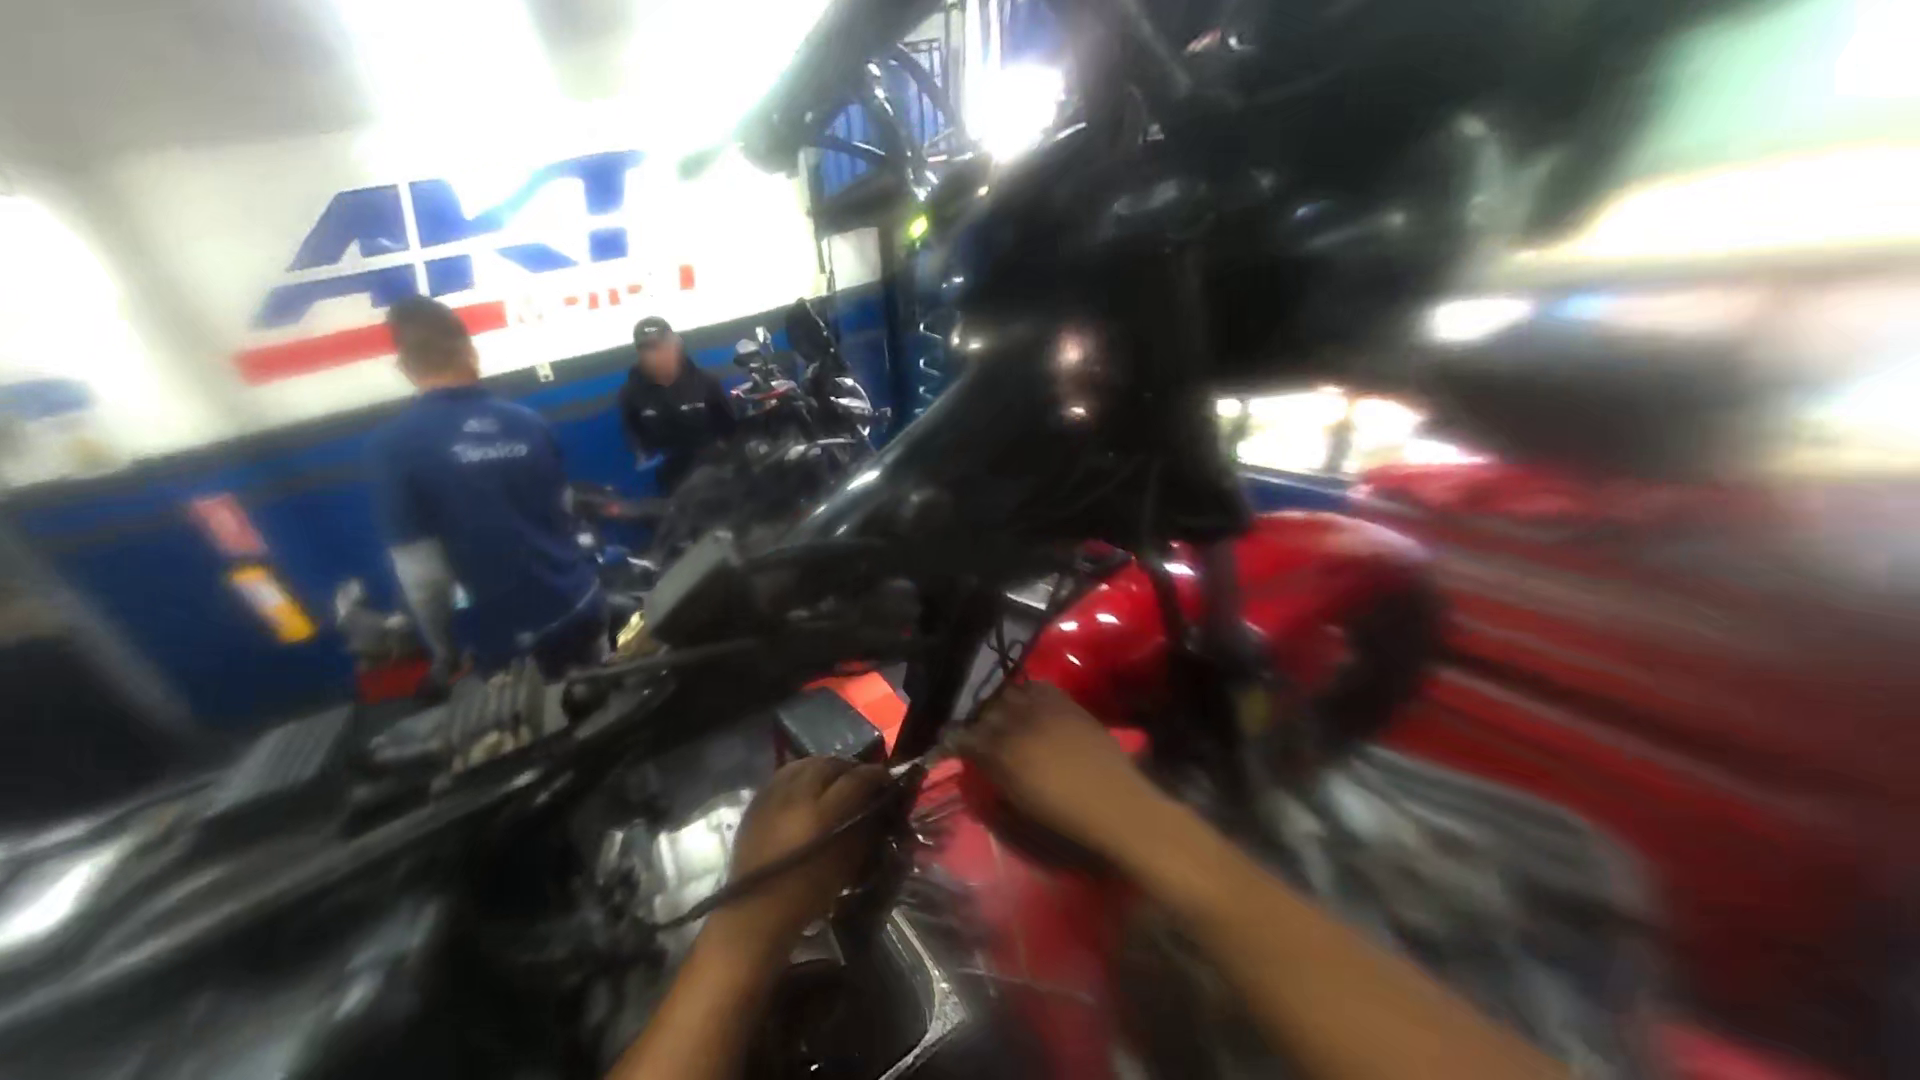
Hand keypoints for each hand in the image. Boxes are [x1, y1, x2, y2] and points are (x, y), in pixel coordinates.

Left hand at [713, 757, 888, 951]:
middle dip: (850, 767)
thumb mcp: (847, 863)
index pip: (856, 779)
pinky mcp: (757, 801)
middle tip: (861, 778)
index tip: (887, 778)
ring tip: (835, 778)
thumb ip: (865, 828)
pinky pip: (784, 774)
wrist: (755, 913)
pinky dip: (801, 773)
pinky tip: (808, 784)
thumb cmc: (806, 893)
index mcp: (821, 813)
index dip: (875, 775)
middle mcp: (796, 796)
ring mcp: (773, 795)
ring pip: (805, 763)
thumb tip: (879, 806)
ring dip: (825, 767)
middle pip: (829, 764)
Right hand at [959, 680, 1166, 859]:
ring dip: (1000, 702)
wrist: (1116, 806)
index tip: (950, 744)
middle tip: (976, 729)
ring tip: (1001, 713)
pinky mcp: (1066, 702)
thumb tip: (976, 764)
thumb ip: (992, 779)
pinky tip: (1028, 704)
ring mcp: (1043, 708)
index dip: (953, 740)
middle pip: (984, 709)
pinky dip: (1027, 692)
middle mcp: (1017, 723)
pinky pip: (1037, 686)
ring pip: (1008, 692)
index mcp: (1000, 753)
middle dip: (976, 718)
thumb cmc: (1065, 819)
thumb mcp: (1018, 805)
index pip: (963, 736)